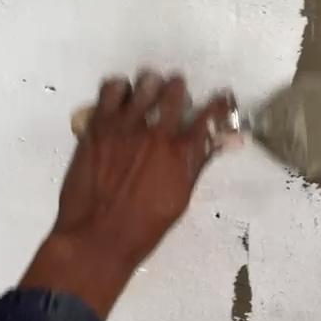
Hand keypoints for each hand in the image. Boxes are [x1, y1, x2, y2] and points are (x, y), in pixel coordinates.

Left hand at [20, 72, 236, 317]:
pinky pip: (111, 90)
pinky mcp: (98, 125)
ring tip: (147, 93)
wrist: (97, 236)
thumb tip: (223, 141)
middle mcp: (157, 132)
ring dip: (150, 86)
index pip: (210, 115)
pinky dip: (119, 90)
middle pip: (175, 90)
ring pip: (144, 84)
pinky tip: (120, 99)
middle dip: (178, 90)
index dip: (219, 103)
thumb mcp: (180, 197)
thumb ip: (199, 163)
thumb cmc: (144, 227)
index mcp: (182, 153)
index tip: (220, 97)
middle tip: (174, 95)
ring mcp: (125, 125)